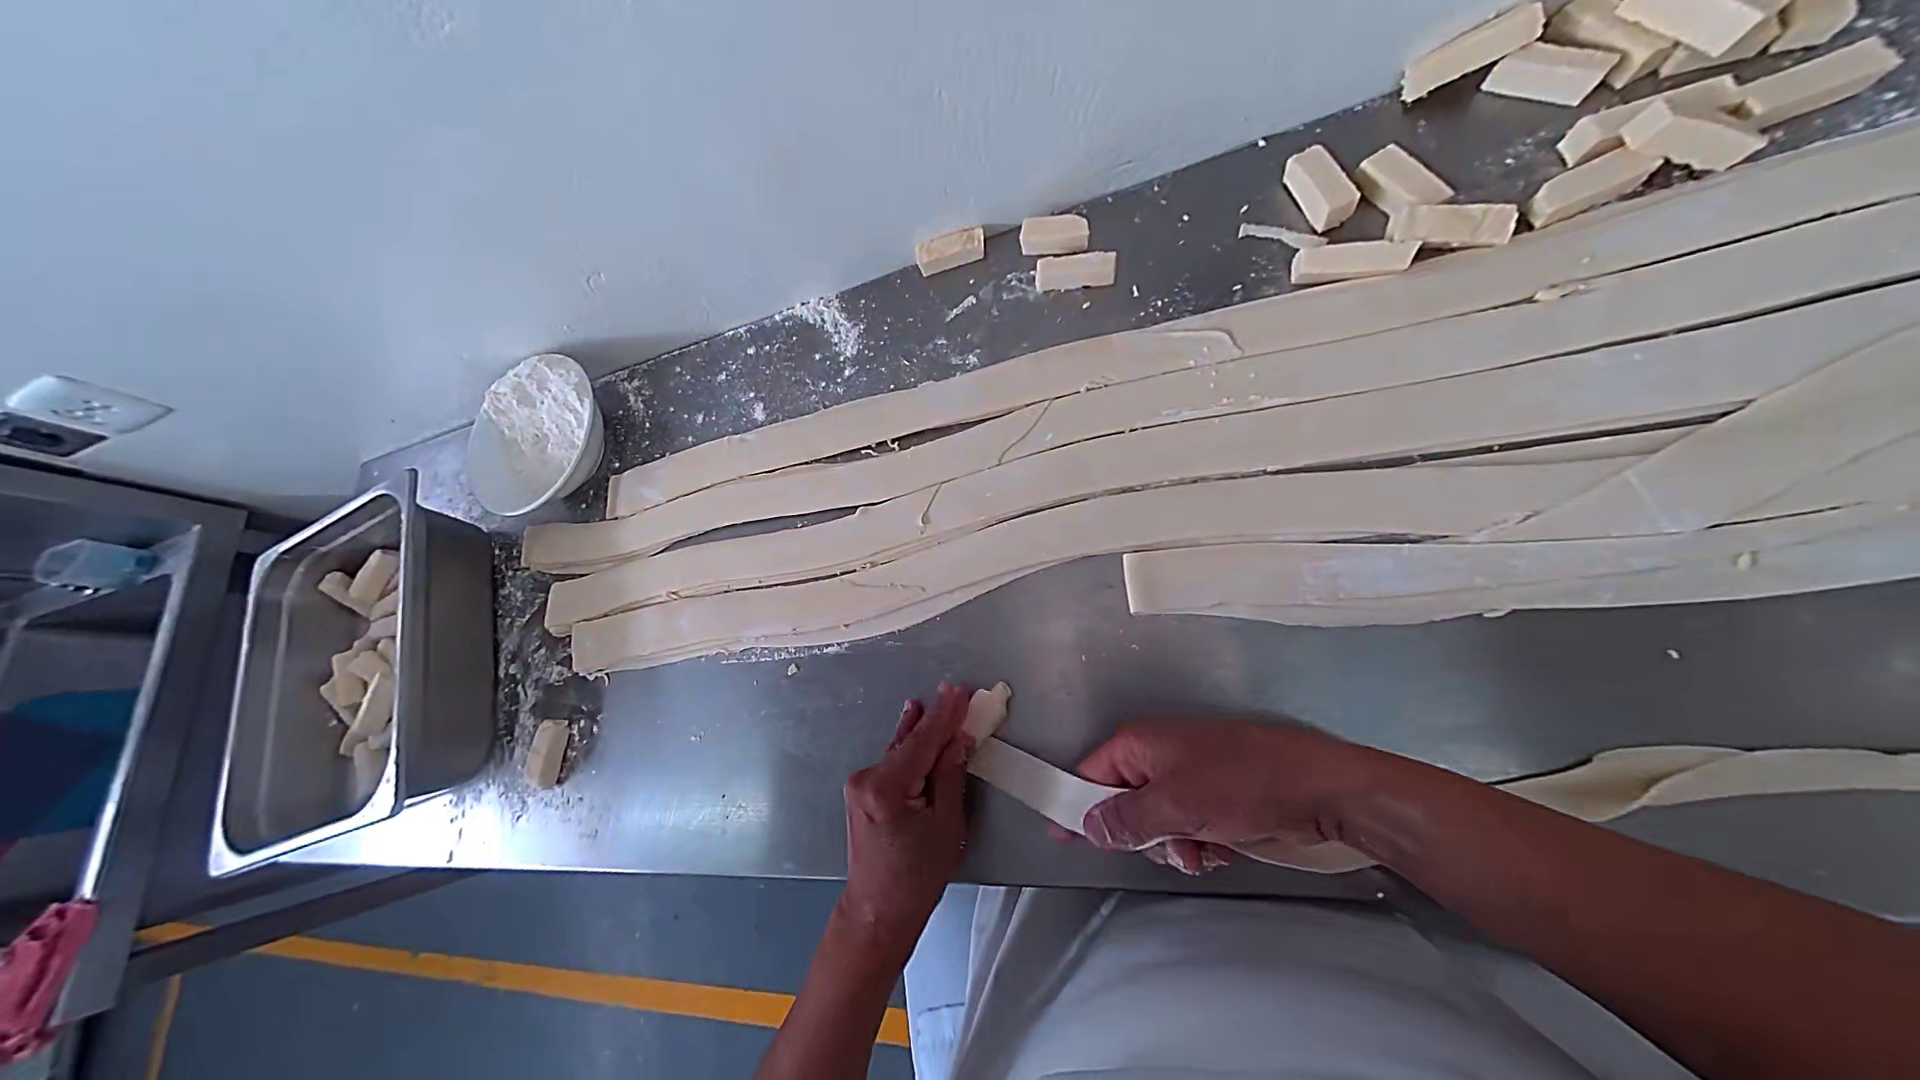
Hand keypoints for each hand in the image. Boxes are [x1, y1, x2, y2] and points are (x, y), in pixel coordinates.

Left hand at [839, 683, 973, 950]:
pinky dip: (908, 747)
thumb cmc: (917, 876)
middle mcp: (866, 779)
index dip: (946, 715)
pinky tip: (912, 724)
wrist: (879, 910)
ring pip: (899, 749)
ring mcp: (859, 784)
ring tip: (940, 703)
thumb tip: (959, 740)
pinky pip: (891, 762)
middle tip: (957, 693)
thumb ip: (951, 776)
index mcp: (887, 788)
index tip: (960, 692)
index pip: (924, 741)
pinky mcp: (860, 790)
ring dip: (922, 731)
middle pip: (910, 741)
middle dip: (937, 719)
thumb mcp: (948, 825)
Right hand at [1075, 720, 1391, 874]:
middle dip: (1142, 833)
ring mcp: (1189, 771)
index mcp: (1139, 743)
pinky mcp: (1216, 790)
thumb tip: (1090, 826)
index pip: (1089, 774)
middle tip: (1167, 846)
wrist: (1320, 787)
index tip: (1066, 840)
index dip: (1077, 807)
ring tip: (1204, 848)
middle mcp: (1159, 753)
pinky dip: (1199, 839)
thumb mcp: (1175, 806)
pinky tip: (1222, 846)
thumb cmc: (1243, 784)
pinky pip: (1187, 821)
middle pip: (1123, 802)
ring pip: (1158, 819)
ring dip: (1175, 842)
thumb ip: (1126, 819)